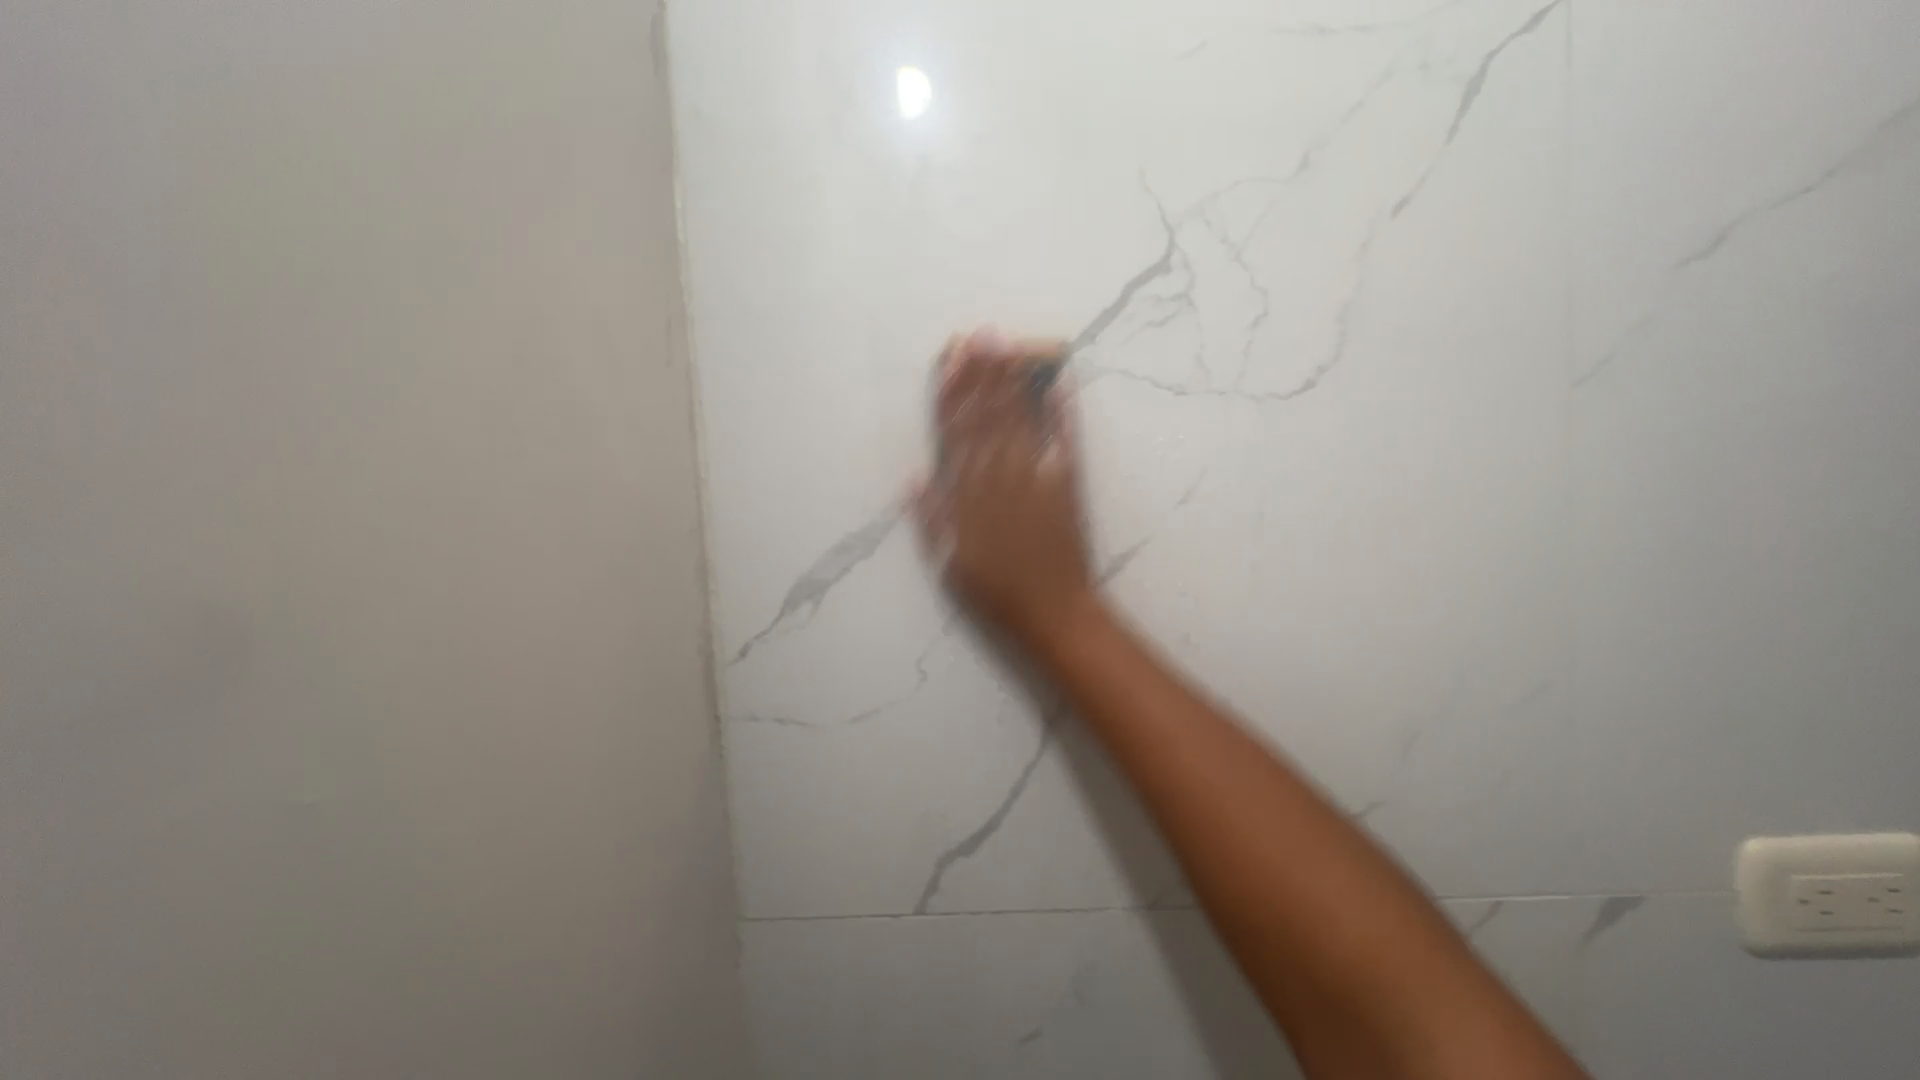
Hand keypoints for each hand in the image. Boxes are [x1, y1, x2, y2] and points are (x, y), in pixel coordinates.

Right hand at [915, 328, 1098, 646]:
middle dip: (983, 375)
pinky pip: (1065, 441)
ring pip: (1020, 420)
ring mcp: (1038, 478)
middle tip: (980, 335)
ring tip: (1008, 345)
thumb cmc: (996, 592)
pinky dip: (1062, 411)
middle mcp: (1001, 478)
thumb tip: (913, 476)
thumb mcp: (949, 564)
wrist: (1054, 611)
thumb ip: (931, 519)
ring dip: (1013, 381)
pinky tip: (1058, 382)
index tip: (950, 361)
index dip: (953, 395)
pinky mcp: (1069, 485)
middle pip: (988, 417)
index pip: (957, 435)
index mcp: (969, 497)